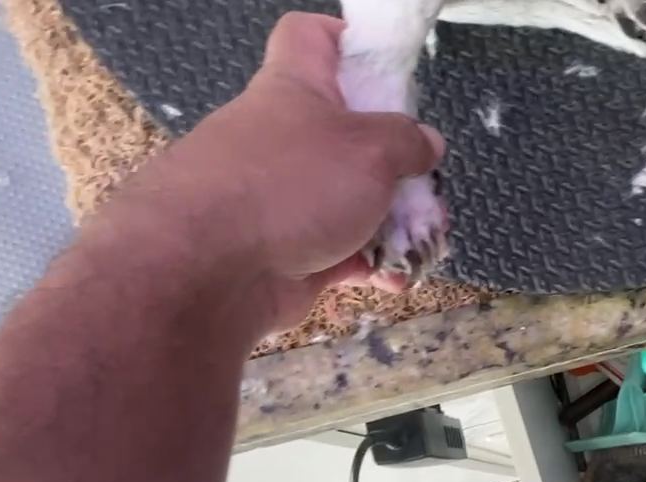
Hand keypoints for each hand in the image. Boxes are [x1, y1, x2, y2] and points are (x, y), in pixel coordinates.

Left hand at [86, 13, 443, 329]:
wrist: (213, 266)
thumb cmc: (292, 186)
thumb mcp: (369, 150)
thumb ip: (407, 142)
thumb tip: (427, 140)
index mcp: (298, 92)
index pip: (313, 40)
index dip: (351, 43)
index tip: (390, 70)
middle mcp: (292, 139)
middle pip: (359, 140)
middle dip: (405, 171)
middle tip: (431, 197)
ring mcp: (293, 197)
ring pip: (361, 203)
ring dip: (401, 227)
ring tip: (426, 247)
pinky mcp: (299, 249)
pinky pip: (350, 252)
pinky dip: (377, 265)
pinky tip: (395, 278)